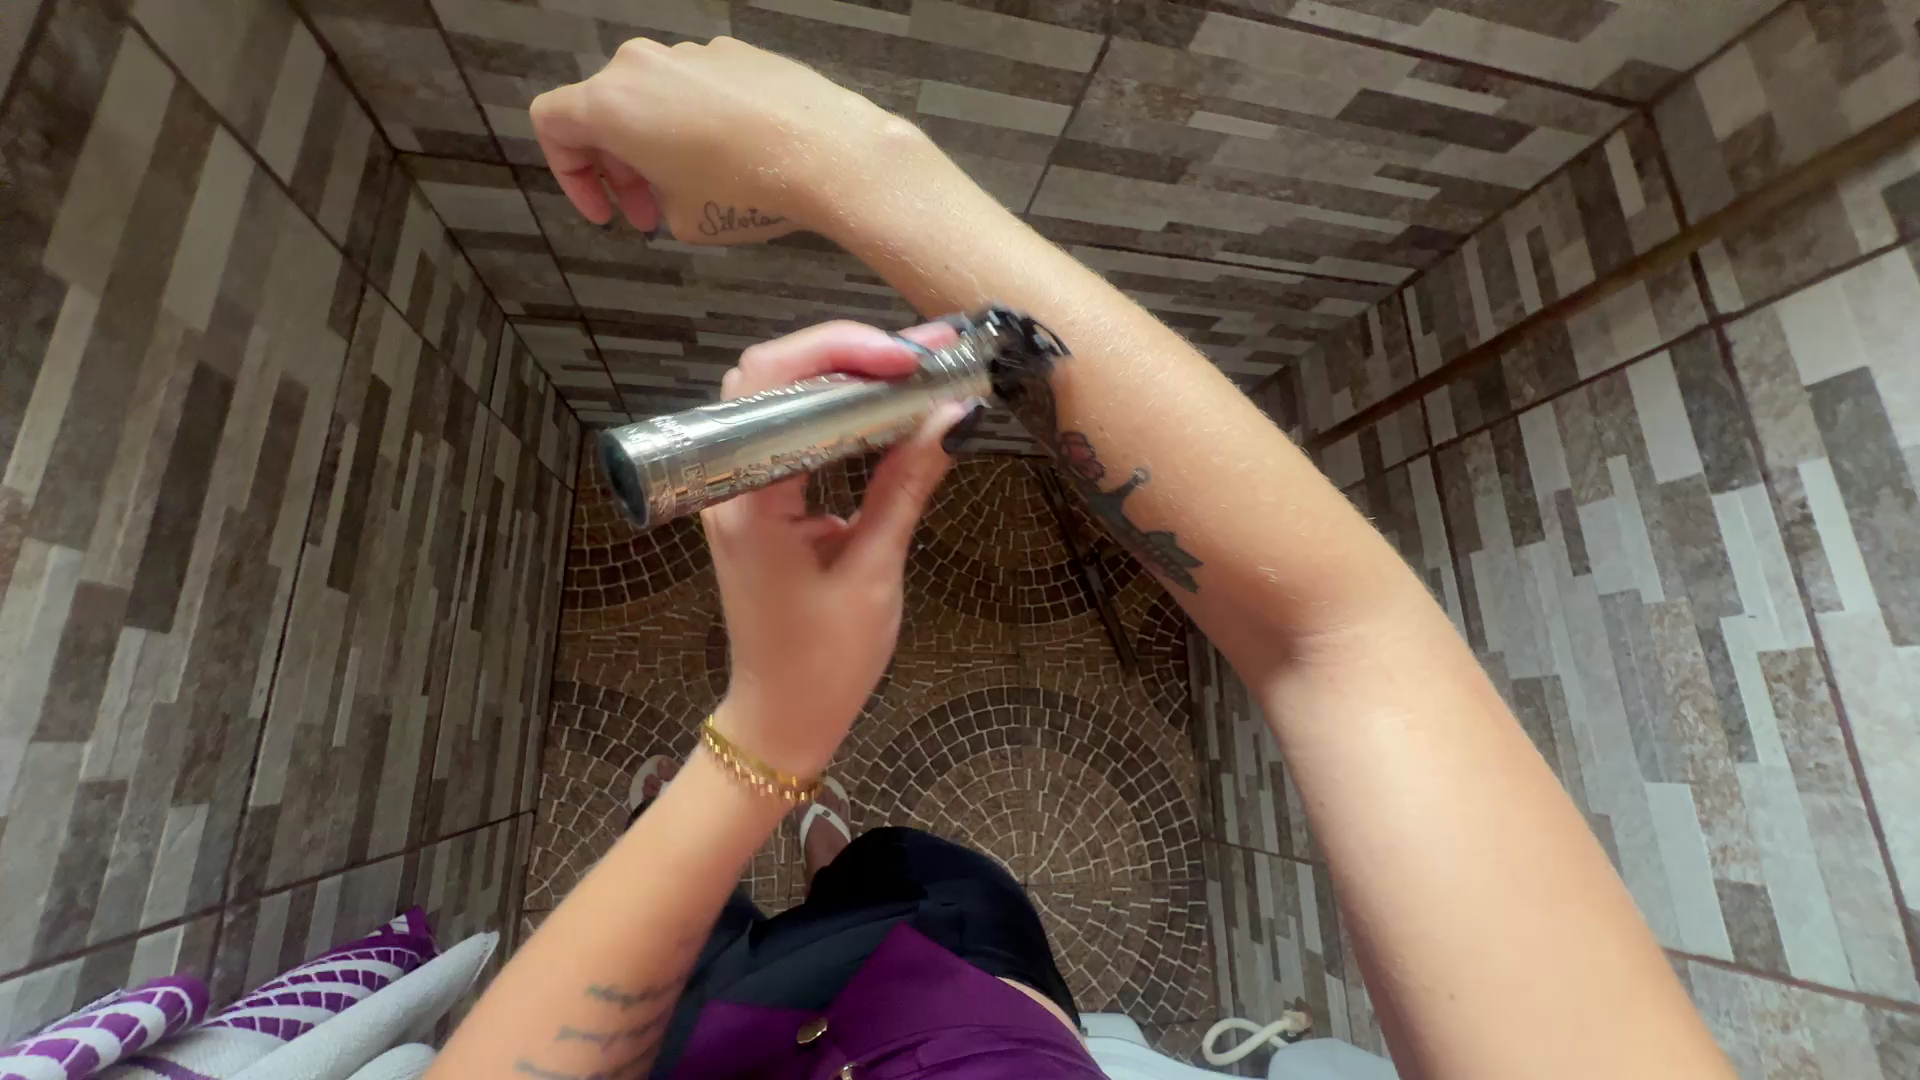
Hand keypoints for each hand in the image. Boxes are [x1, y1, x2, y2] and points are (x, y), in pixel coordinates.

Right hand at [527, 36, 919, 243]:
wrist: (823, 154)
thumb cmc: (746, 192)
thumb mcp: (686, 221)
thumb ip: (658, 203)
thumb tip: (672, 192)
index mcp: (611, 104)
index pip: (553, 124)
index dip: (571, 176)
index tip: (606, 213)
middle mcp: (641, 66)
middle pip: (606, 113)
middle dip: (623, 170)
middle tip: (651, 216)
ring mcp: (690, 54)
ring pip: (655, 101)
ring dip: (662, 148)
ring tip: (700, 192)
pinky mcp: (735, 54)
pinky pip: (701, 93)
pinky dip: (703, 128)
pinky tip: (739, 163)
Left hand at [703, 321, 967, 778]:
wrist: (783, 716)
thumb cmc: (825, 662)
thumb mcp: (875, 572)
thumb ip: (907, 485)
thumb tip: (955, 418)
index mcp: (750, 497)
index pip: (776, 385)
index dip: (843, 354)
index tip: (912, 359)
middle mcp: (731, 481)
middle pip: (771, 377)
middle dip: (848, 353)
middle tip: (922, 353)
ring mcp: (740, 490)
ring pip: (779, 400)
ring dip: (843, 376)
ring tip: (911, 369)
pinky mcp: (760, 502)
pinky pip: (791, 434)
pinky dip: (837, 412)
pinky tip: (882, 409)